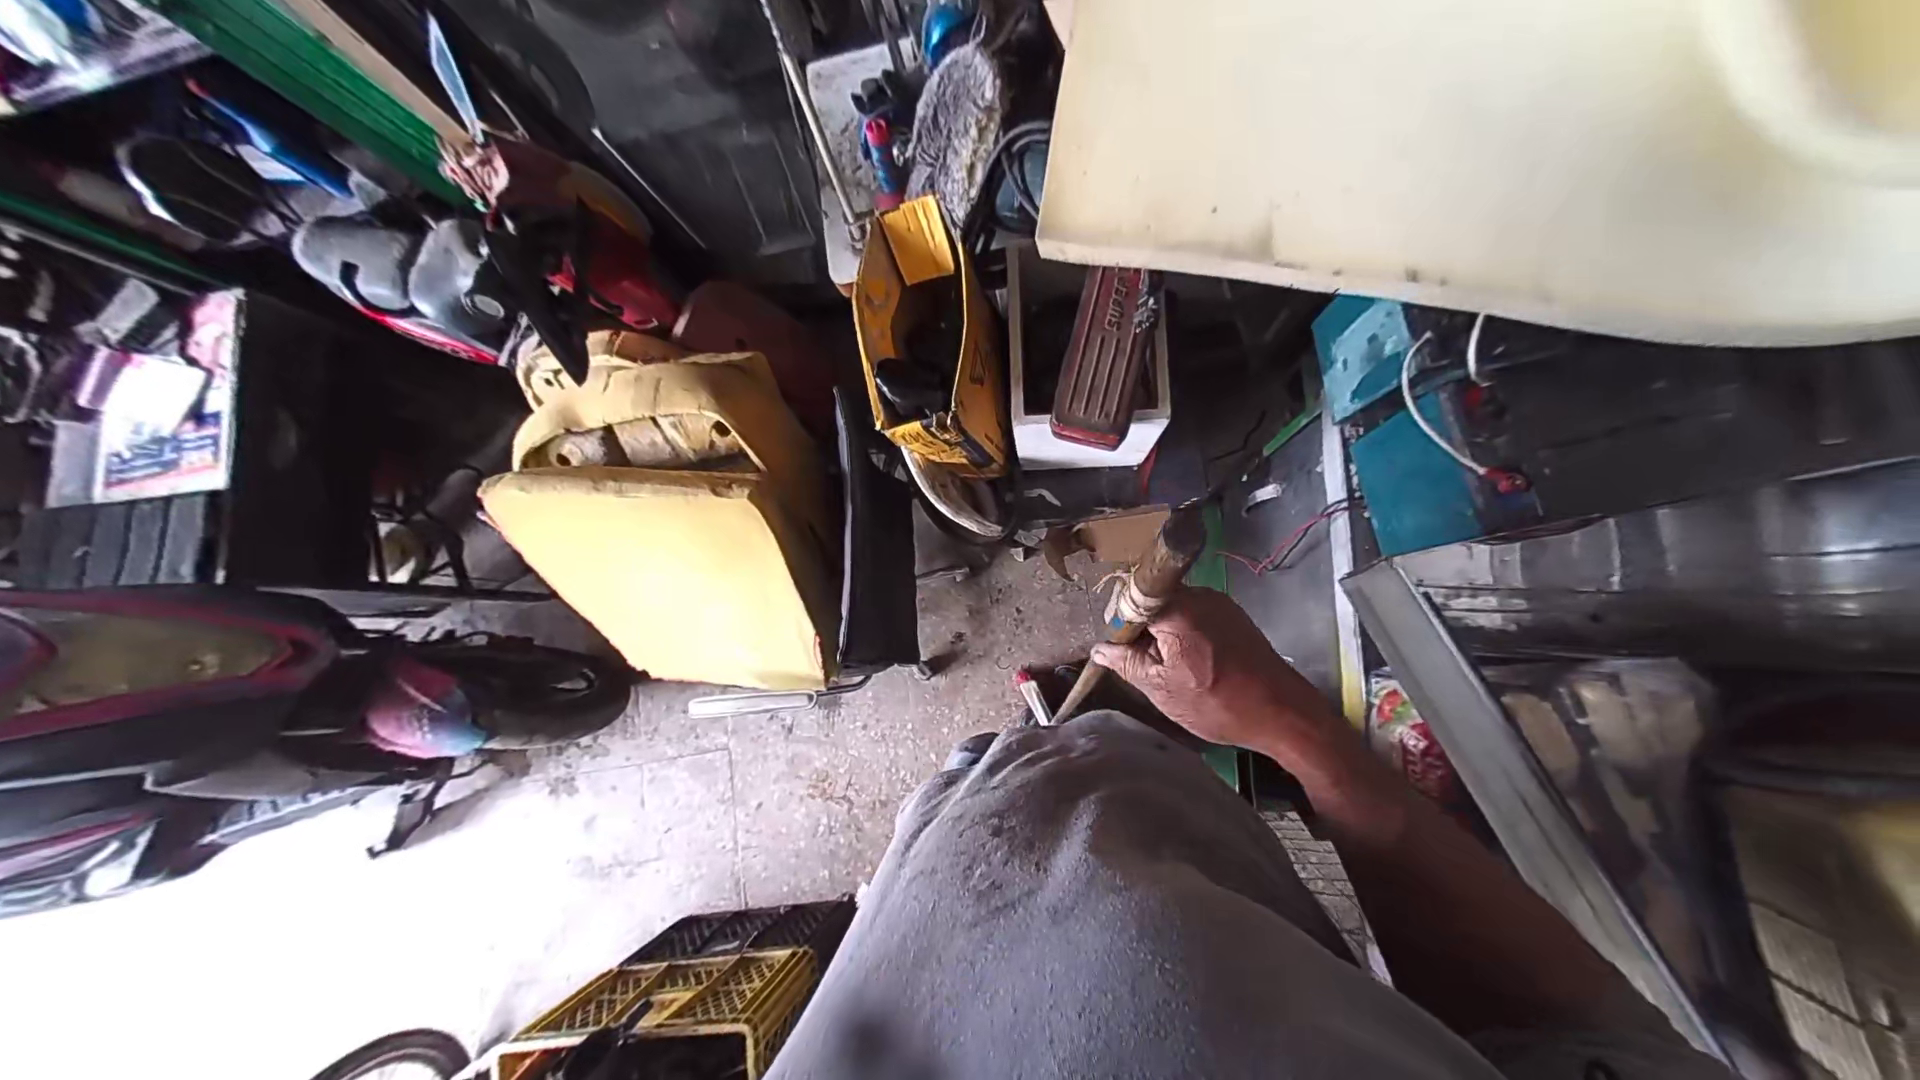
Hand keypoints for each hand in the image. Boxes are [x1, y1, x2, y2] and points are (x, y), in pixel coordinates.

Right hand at [1090, 588, 1347, 763]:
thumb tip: (1100, 649)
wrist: (1284, 715)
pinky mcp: (1233, 616)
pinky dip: (1183, 635)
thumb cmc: (1219, 703)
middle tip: (1142, 663)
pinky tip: (1190, 664)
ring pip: (1172, 609)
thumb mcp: (1161, 689)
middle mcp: (1200, 595)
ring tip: (1168, 668)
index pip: (1130, 599)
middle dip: (1141, 629)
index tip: (1119, 650)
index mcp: (1178, 608)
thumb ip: (1126, 662)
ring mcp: (1219, 603)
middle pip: (1152, 600)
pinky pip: (1194, 616)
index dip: (1119, 624)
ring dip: (1162, 633)